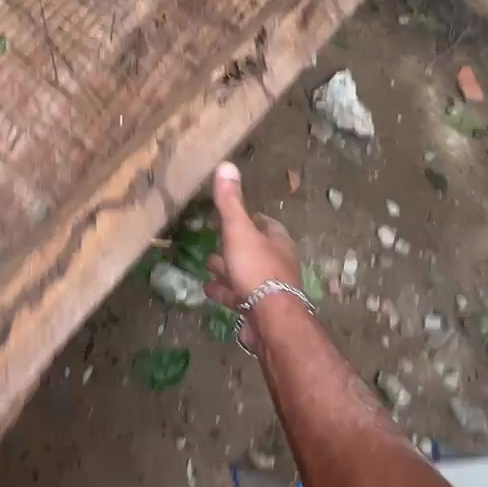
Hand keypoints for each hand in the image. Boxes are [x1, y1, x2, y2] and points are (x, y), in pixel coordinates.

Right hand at [202, 162, 301, 350]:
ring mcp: (271, 289)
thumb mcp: (239, 230)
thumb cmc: (257, 270)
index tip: (234, 215)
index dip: (250, 218)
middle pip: (255, 249)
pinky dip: (225, 291)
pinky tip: (210, 290)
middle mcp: (279, 263)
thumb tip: (227, 165)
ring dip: (228, 269)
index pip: (266, 224)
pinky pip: (240, 296)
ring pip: (246, 273)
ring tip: (208, 265)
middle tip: (216, 240)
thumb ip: (231, 202)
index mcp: (278, 242)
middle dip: (236, 245)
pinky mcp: (261, 310)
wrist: (272, 321)